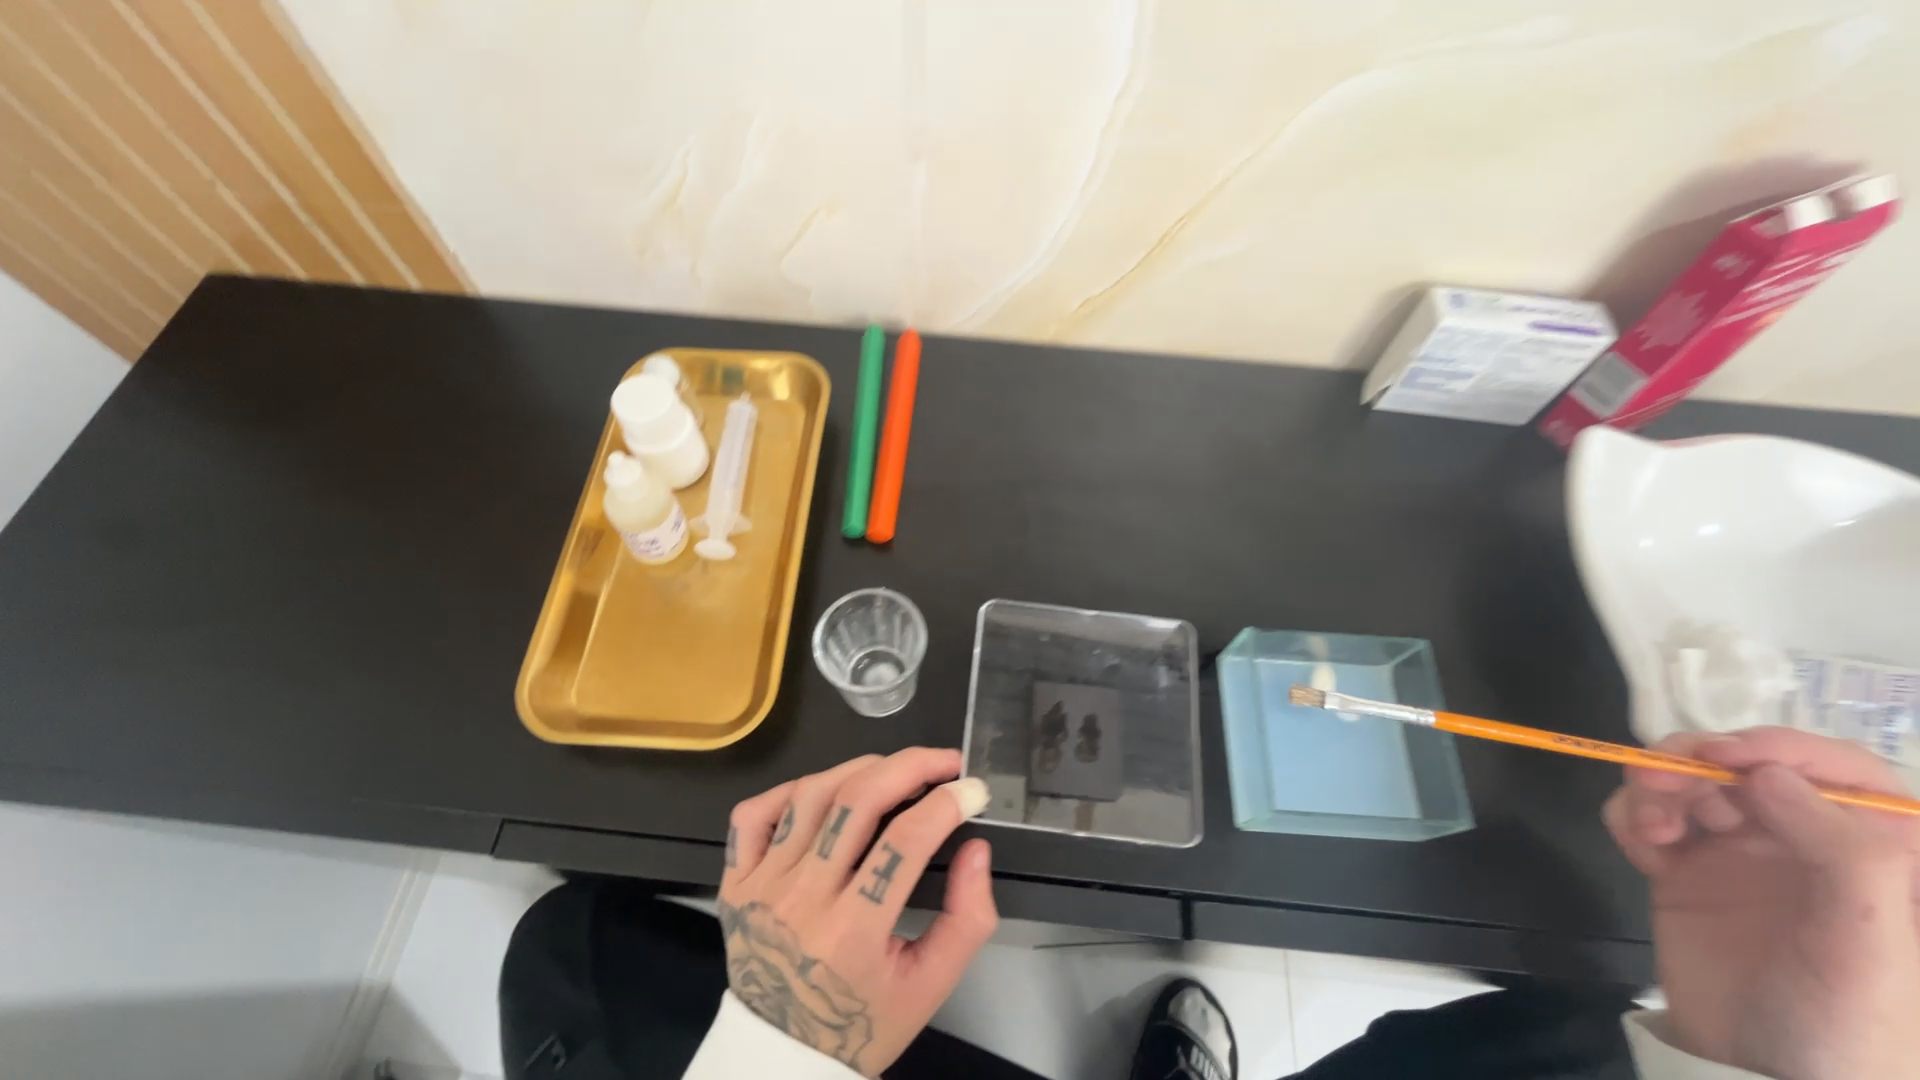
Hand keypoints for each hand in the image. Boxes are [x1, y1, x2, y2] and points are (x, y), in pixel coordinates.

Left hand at [719, 748, 996, 1075]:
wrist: (784, 1057)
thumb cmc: (865, 1021)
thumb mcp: (932, 984)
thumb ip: (967, 918)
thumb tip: (976, 847)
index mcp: (853, 931)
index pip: (906, 840)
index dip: (948, 803)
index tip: (974, 790)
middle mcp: (802, 899)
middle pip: (858, 800)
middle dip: (911, 766)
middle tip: (944, 761)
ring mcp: (762, 885)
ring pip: (811, 794)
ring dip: (861, 769)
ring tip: (895, 771)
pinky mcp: (736, 881)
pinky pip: (755, 814)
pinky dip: (791, 789)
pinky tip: (826, 792)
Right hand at [1603, 726, 1919, 1079]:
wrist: (1760, 1077)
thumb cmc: (1843, 1021)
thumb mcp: (1866, 947)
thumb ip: (1844, 855)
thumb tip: (1767, 775)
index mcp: (1871, 854)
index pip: (1839, 772)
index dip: (1784, 748)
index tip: (1726, 755)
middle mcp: (1803, 841)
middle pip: (1745, 766)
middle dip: (1696, 763)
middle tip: (1656, 781)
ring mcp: (1737, 853)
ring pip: (1688, 782)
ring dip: (1655, 788)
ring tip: (1646, 828)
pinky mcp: (1680, 869)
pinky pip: (1644, 816)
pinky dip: (1629, 817)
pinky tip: (1638, 848)